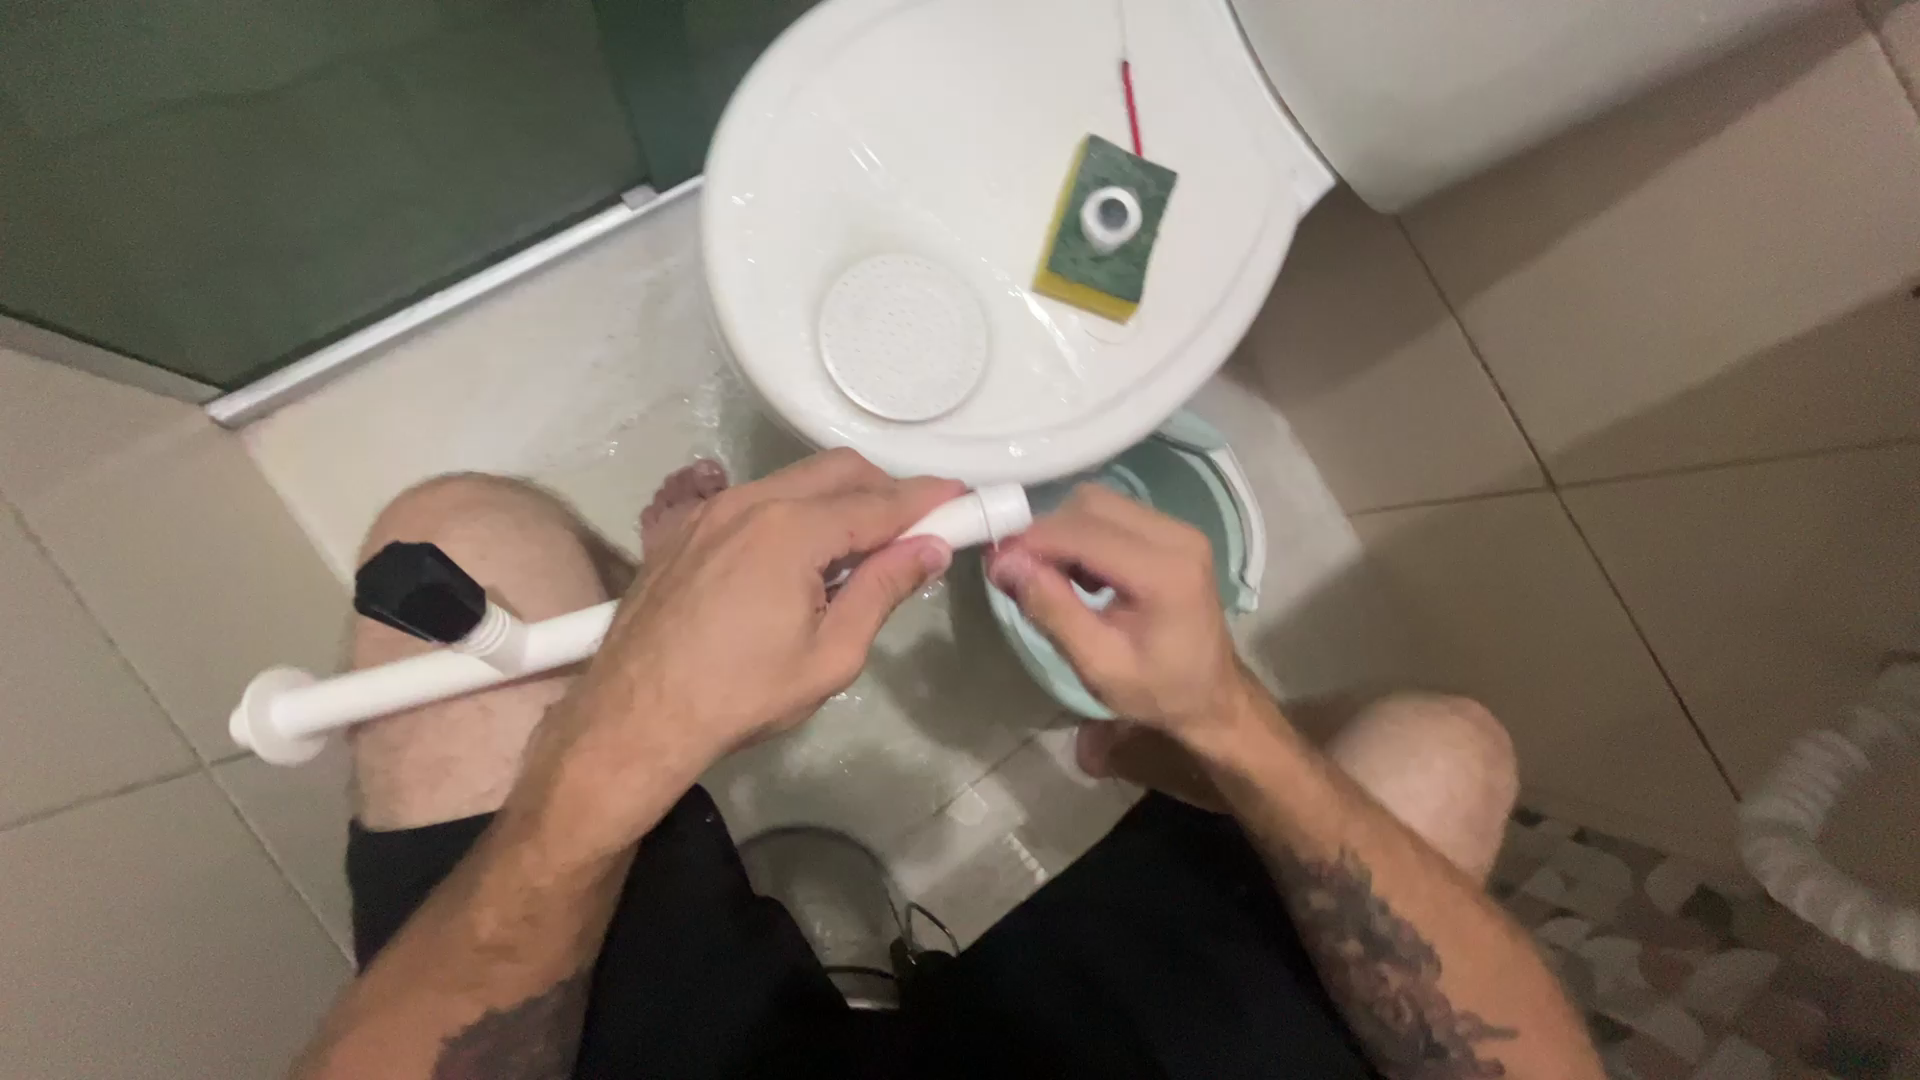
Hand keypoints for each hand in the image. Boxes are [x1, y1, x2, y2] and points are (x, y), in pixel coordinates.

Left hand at [519, 450, 962, 848]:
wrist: (633, 719)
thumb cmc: (741, 697)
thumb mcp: (831, 656)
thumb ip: (883, 590)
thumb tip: (929, 550)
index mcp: (792, 532)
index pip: (881, 503)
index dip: (928, 500)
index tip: (962, 501)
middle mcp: (751, 501)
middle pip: (839, 470)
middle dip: (886, 490)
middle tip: (912, 531)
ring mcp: (711, 508)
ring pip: (795, 479)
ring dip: (839, 500)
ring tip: (853, 554)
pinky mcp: (683, 525)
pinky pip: (753, 496)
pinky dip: (791, 509)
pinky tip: (794, 551)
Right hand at [984, 485, 1260, 739]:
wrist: (1211, 695)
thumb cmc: (1157, 690)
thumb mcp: (1097, 665)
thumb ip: (1052, 610)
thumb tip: (1005, 563)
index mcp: (1166, 573)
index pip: (1084, 532)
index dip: (1032, 540)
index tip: (995, 564)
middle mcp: (1177, 536)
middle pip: (1090, 505)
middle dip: (1045, 534)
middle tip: (1020, 574)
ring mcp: (1178, 528)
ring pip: (1098, 503)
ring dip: (1063, 533)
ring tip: (1052, 579)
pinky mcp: (1171, 530)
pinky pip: (1112, 513)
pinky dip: (1082, 535)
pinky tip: (1079, 575)